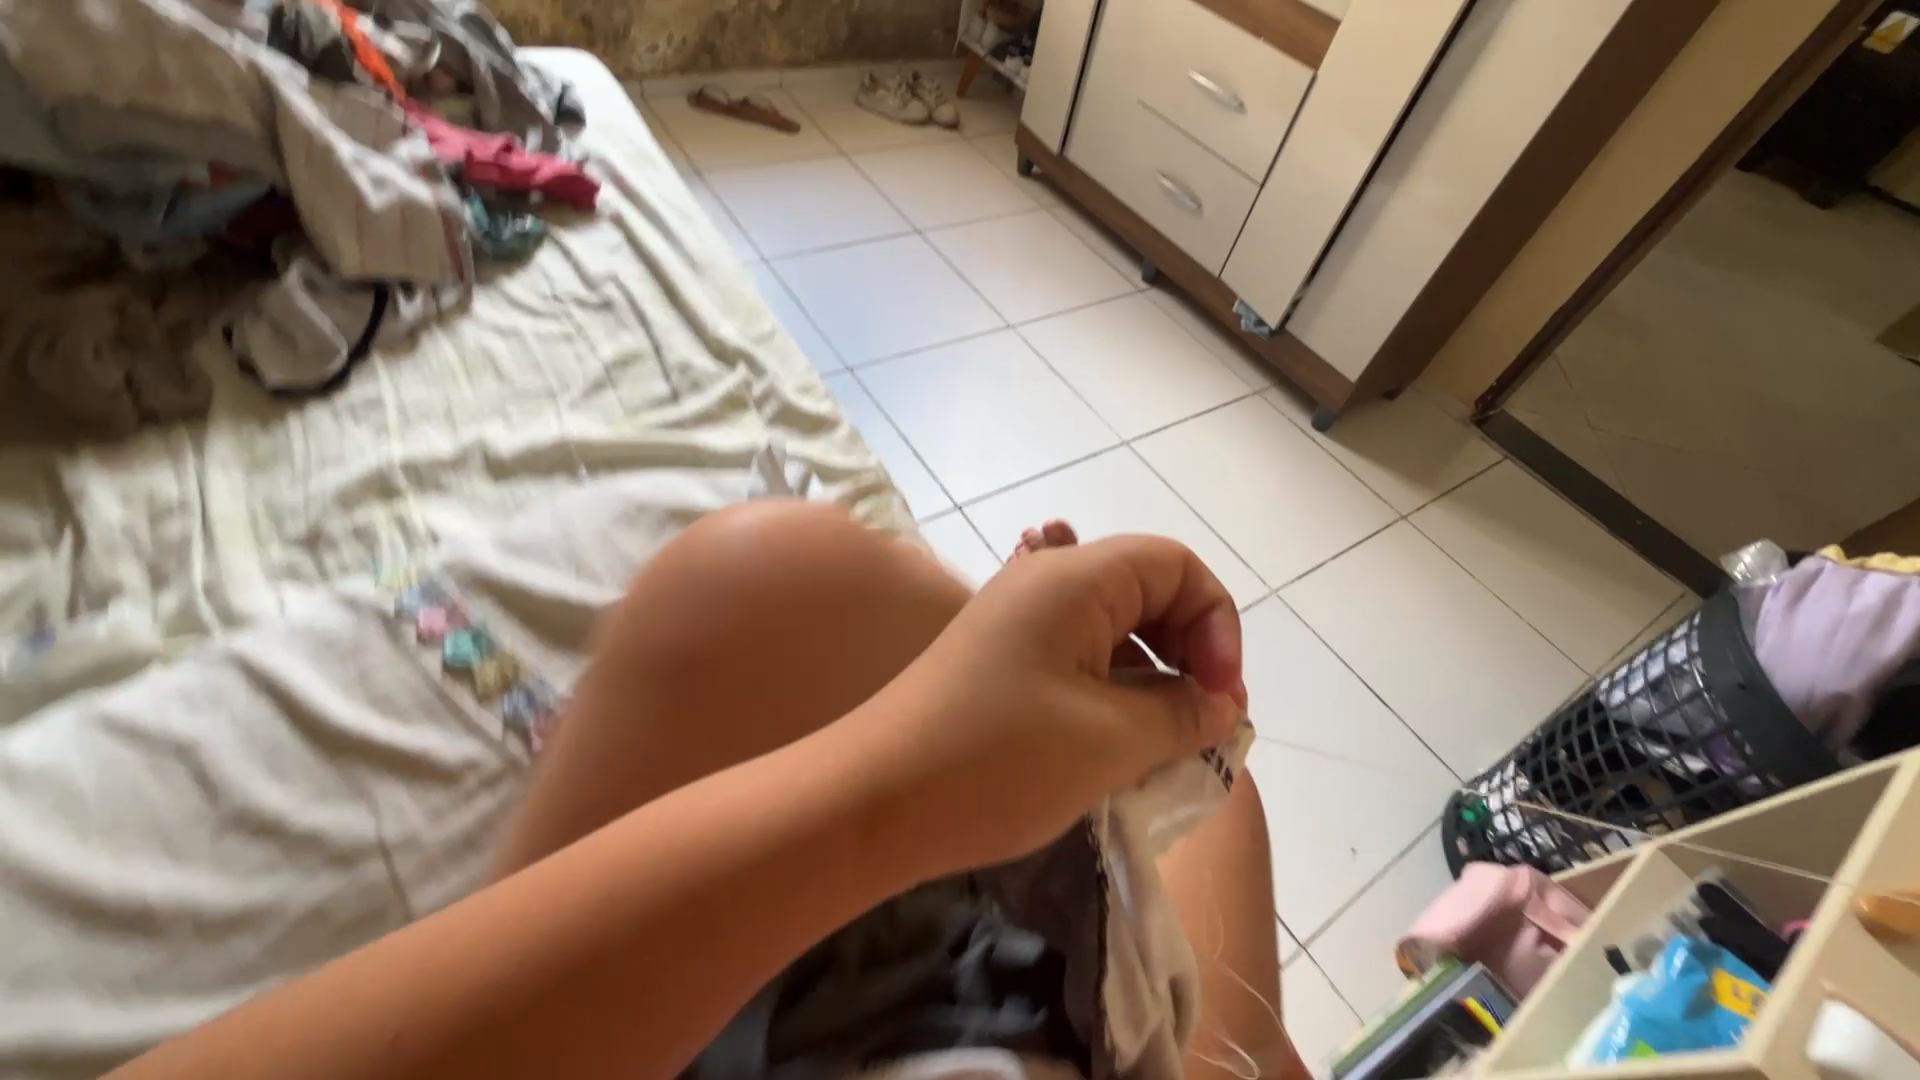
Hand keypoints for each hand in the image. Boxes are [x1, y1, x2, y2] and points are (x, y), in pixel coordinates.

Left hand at [840, 535, 1246, 880]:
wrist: (874, 800)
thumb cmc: (997, 760)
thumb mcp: (1109, 741)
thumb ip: (1181, 714)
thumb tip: (1219, 704)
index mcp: (1074, 579)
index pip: (1175, 565)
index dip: (1216, 623)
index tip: (1222, 697)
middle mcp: (1045, 585)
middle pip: (1146, 592)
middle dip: (1190, 650)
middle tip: (1205, 721)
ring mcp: (1018, 624)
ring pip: (1113, 632)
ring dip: (1153, 679)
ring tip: (1168, 742)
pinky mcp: (1002, 662)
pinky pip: (1079, 661)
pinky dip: (1113, 694)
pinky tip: (1122, 745)